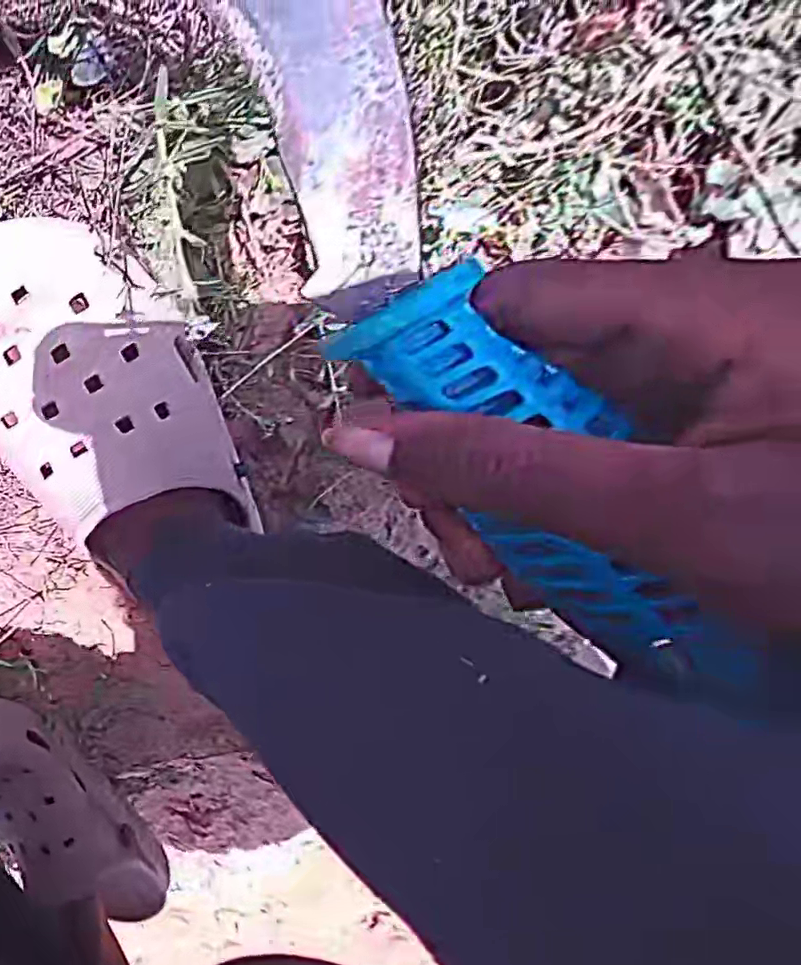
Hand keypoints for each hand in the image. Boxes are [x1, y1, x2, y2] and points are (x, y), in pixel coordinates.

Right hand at [324, 255, 800, 633]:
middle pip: (506, 374)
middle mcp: (693, 340)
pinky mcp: (698, 440)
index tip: (378, 432)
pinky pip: (578, 458)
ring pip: (531, 426)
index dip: (426, 354)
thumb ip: (494, 467)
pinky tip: (559, 560)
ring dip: (497, 499)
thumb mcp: (670, 513)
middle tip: (459, 535)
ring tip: (513, 567)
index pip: (508, 299)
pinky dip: (546, 511)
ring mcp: (696, 395)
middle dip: (459, 458)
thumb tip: (350, 434)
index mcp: (712, 315)